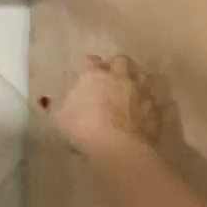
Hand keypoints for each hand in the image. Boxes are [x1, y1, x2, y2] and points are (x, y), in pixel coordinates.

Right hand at [51, 54, 165, 157]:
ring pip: (144, 75)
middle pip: (121, 60)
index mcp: (94, 75)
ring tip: (132, 88)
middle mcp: (120, 77)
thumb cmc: (83, 128)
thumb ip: (56, 107)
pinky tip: (145, 110)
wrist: (118, 146)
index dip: (86, 66)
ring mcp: (141, 91)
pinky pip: (155, 99)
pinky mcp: (156, 109)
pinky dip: (150, 102)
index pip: (89, 61)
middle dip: (116, 65)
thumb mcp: (59, 118)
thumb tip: (49, 101)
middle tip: (110, 76)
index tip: (82, 73)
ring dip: (138, 79)